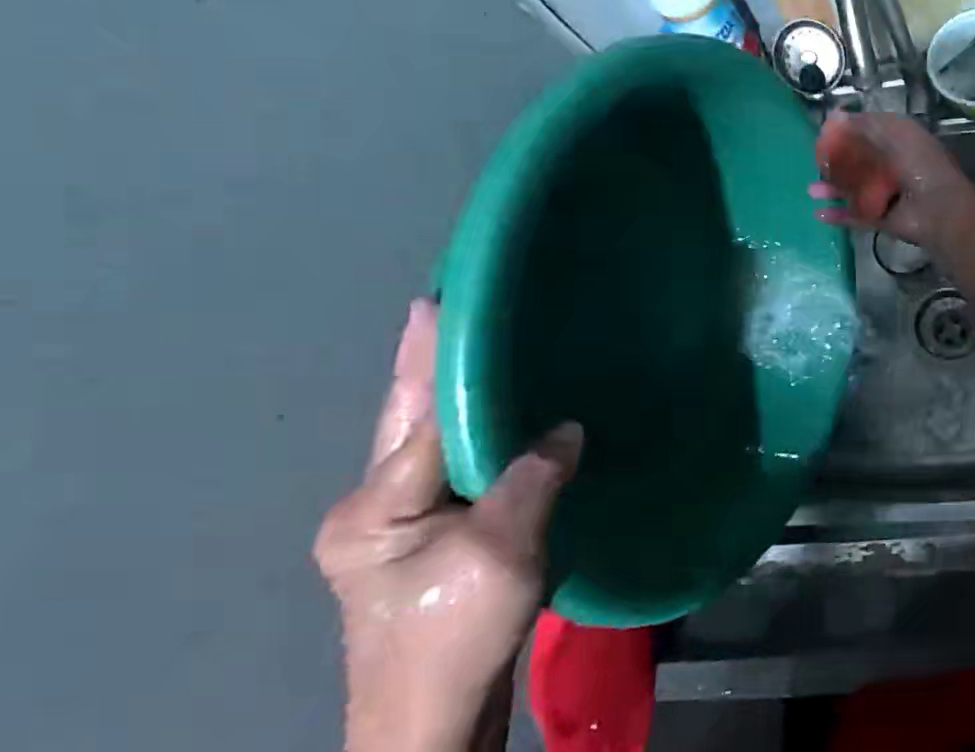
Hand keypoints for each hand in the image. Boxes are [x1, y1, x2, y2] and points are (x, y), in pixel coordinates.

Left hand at [314, 300, 582, 751]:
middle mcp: (371, 508)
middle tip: (447, 306)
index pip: (420, 418)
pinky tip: (491, 413)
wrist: (434, 723)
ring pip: (423, 442)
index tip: (438, 300)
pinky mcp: (423, 540)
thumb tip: (566, 430)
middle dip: (426, 363)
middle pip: (406, 421)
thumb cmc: (457, 636)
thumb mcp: (503, 554)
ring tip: (469, 343)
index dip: (436, 359)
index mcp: (376, 508)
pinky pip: (447, 465)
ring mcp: (392, 527)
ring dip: (445, 393)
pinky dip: (467, 430)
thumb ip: (534, 479)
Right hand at [809, 109, 974, 249]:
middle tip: (817, 163)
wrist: (937, 208)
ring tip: (813, 190)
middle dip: (837, 162)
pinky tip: (820, 213)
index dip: (849, 132)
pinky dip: (839, 215)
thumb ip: (865, 124)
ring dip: (834, 188)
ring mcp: (889, 194)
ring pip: (855, 189)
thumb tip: (836, 115)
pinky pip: (857, 215)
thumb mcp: (895, 133)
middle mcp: (895, 166)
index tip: (826, 133)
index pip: (871, 133)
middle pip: (860, 163)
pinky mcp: (884, 218)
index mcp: (902, 143)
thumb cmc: (918, 163)